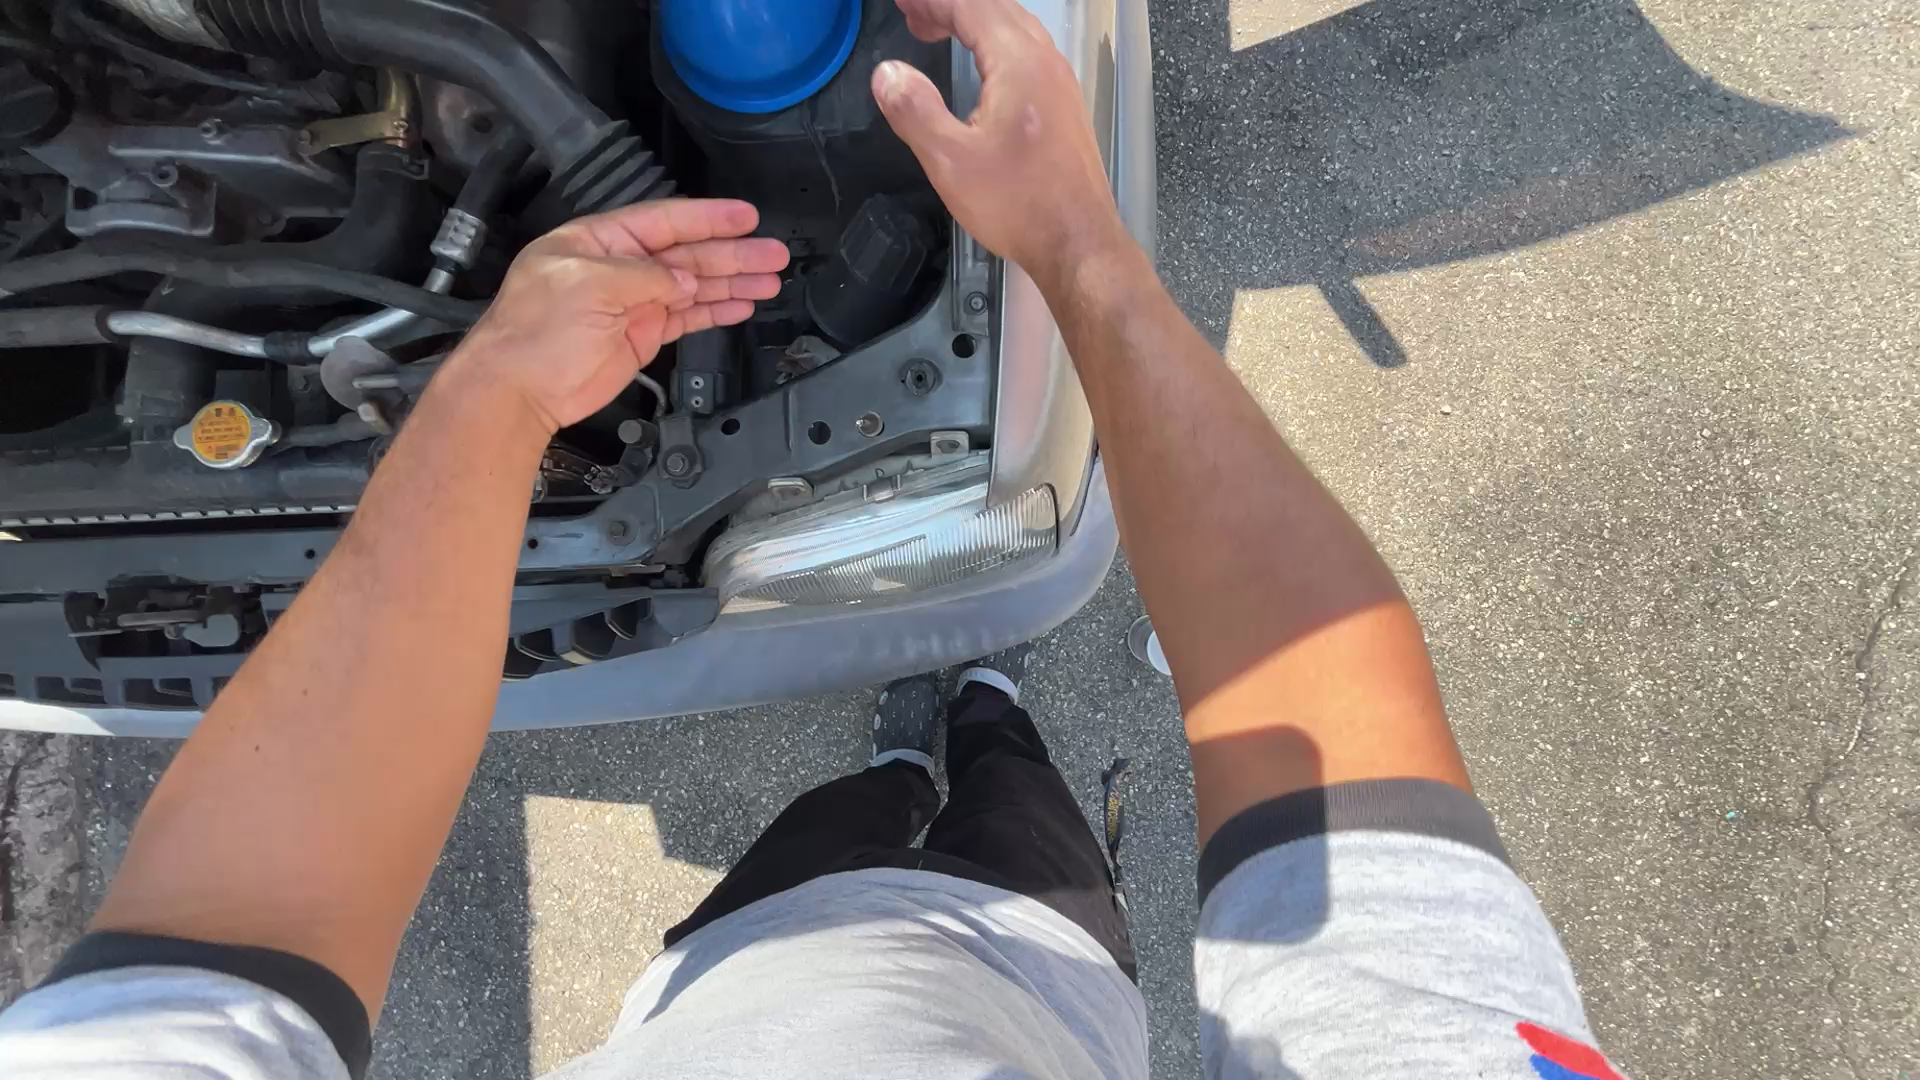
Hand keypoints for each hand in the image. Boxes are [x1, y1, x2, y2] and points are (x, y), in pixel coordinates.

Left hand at [450, 198, 790, 432]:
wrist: (523, 388)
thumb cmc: (535, 333)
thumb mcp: (587, 285)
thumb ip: (643, 276)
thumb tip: (684, 279)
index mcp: (600, 242)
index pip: (665, 222)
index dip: (709, 219)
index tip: (746, 217)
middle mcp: (621, 268)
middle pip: (690, 255)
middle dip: (735, 254)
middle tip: (773, 254)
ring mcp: (635, 302)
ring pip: (696, 287)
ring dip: (734, 284)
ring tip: (769, 281)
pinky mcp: (644, 334)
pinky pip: (689, 317)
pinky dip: (717, 312)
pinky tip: (742, 306)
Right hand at [871, 0, 1128, 286]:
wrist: (1077, 244)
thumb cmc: (1015, 205)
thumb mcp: (951, 162)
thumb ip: (915, 111)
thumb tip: (887, 73)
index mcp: (1017, 61)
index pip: (970, 4)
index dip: (932, 0)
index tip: (902, 2)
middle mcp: (1046, 61)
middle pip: (996, 8)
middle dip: (951, 6)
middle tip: (914, 17)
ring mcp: (1062, 85)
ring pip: (1015, 31)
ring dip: (975, 25)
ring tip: (939, 36)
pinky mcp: (1067, 111)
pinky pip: (1028, 57)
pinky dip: (996, 49)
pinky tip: (982, 76)